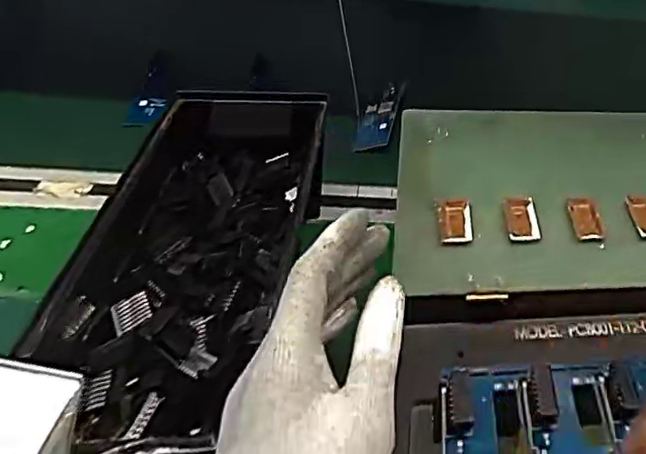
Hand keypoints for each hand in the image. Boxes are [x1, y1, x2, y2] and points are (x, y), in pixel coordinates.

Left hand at [218, 209, 402, 453]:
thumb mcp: (364, 412)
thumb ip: (378, 344)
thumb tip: (389, 293)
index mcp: (281, 357)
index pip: (310, 274)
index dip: (338, 237)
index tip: (362, 216)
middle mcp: (261, 372)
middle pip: (303, 297)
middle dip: (343, 260)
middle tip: (377, 237)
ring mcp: (256, 402)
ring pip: (299, 327)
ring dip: (337, 296)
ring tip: (370, 274)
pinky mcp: (260, 428)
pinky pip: (294, 355)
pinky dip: (325, 332)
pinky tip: (345, 336)